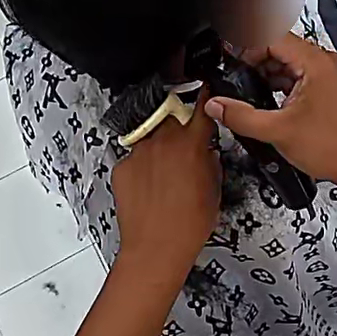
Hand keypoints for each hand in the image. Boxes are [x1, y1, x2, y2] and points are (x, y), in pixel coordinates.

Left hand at [110, 99, 219, 276]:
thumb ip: (210, 162)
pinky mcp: (122, 167)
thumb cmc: (188, 224)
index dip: (206, 96)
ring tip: (168, 173)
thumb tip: (206, 153)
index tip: (207, 88)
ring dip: (161, 146)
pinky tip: (152, 187)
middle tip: (188, 142)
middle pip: (173, 117)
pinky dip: (144, 166)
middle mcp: (163, 142)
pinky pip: (135, 157)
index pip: (202, 107)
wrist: (156, 247)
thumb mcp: (214, 189)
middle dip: (181, 123)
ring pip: (152, 137)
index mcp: (192, 144)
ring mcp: (139, 153)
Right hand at [204, 34, 336, 186]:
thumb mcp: (277, 131)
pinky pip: (296, 75)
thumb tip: (217, 106)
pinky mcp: (325, 88)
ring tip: (248, 90)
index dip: (245, 45)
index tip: (228, 56)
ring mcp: (325, 75)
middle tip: (234, 76)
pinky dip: (278, 84)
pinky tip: (266, 101)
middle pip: (278, 46)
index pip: (271, 35)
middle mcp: (323, 63)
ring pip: (286, 62)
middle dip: (253, 60)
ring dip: (265, 73)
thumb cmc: (334, 146)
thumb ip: (241, 116)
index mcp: (314, 62)